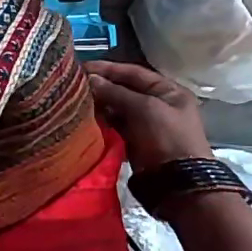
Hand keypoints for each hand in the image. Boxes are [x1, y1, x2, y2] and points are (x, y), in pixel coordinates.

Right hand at [84, 61, 212, 172]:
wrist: (176, 183)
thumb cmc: (166, 138)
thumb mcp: (144, 109)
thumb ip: (116, 92)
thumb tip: (90, 79)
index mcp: (168, 90)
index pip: (134, 72)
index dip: (108, 68)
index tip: (83, 67)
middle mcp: (158, 104)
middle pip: (125, 90)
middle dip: (101, 86)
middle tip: (74, 85)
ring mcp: (147, 124)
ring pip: (118, 108)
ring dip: (100, 104)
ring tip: (76, 101)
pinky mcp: (136, 142)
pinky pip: (116, 126)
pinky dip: (103, 122)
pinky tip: (85, 119)